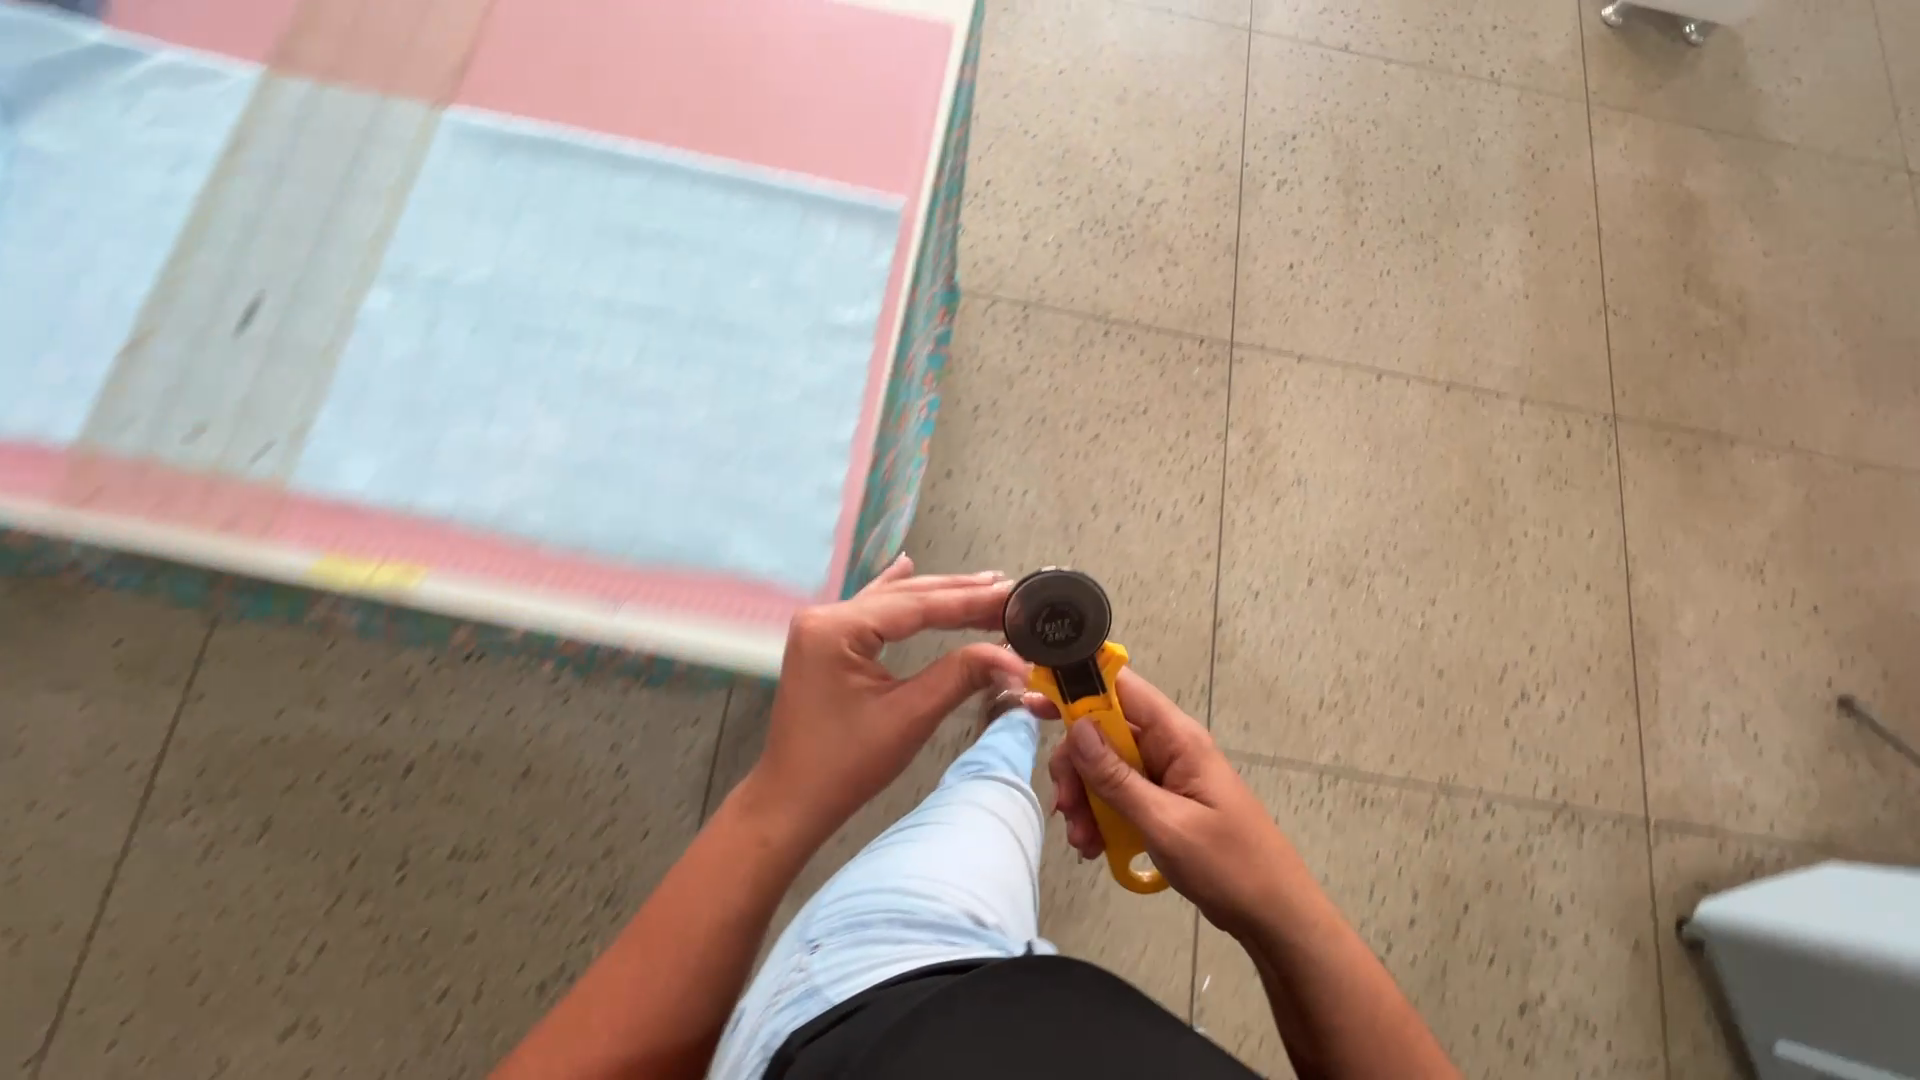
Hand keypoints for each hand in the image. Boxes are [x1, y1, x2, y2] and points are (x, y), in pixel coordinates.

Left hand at [746, 555, 1025, 841]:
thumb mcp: (909, 716)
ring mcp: (821, 629)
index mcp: (836, 628)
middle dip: (959, 595)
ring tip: (984, 585)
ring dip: (937, 597)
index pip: (917, 605)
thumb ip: (960, 675)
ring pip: (891, 603)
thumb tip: (1013, 658)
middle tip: (1009, 591)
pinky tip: (907, 567)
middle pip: (905, 597)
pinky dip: (898, 598)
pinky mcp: (824, 644)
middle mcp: (825, 616)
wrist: (792, 801)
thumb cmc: (845, 766)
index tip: (1012, 595)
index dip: (970, 601)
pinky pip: (870, 612)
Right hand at [1045, 669, 1303, 937]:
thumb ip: (1116, 776)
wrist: (1274, 916)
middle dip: (1076, 767)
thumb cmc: (1228, 865)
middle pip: (1104, 732)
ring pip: (1106, 766)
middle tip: (1066, 806)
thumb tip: (1076, 727)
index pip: (1121, 688)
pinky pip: (1119, 794)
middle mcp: (1169, 746)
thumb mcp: (1164, 822)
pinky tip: (1093, 847)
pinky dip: (1101, 816)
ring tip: (1081, 840)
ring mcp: (1166, 774)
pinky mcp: (1163, 801)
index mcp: (1177, 737)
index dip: (1077, 686)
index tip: (1035, 703)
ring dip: (1085, 798)